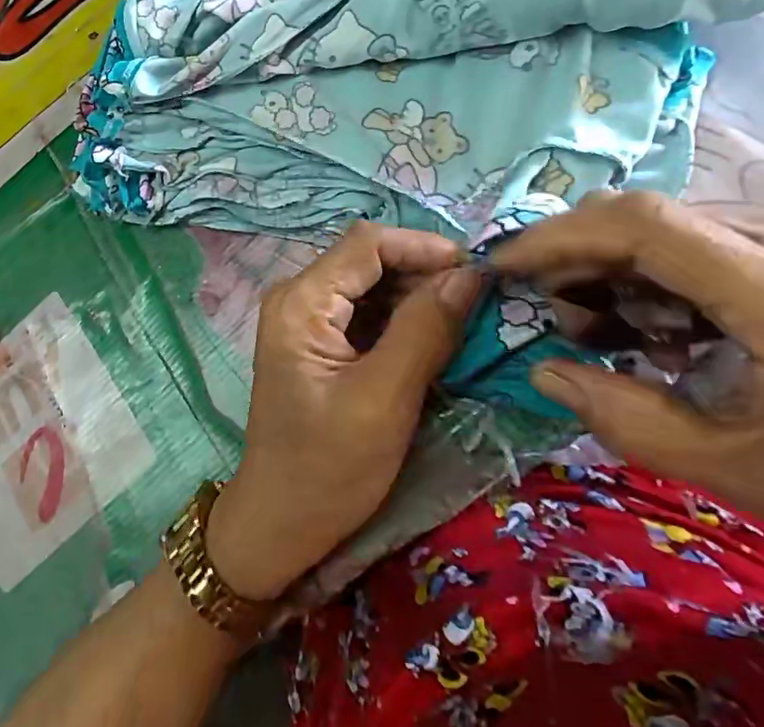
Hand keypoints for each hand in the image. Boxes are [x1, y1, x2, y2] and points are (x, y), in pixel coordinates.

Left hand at [207, 222, 483, 599]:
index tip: (480, 274)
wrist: (281, 520)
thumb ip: (425, 329)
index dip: (424, 248)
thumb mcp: (385, 398)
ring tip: (467, 324)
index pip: (367, 243)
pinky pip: (364, 315)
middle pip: (368, 261)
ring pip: (370, 287)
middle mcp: (296, 298)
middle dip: (424, 274)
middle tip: (481, 305)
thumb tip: (470, 274)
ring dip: (417, 298)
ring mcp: (303, 321)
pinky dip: (401, 322)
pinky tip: (435, 341)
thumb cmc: (328, 466)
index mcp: (300, 302)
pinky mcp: (316, 345)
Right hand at [492, 191, 763, 562]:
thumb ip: (624, 418)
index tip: (505, 267)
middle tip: (546, 309)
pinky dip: (647, 272)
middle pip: (646, 214)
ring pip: (665, 222)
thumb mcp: (731, 471)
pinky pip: (697, 240)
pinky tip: (649, 323)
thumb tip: (543, 370)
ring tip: (594, 325)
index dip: (560, 236)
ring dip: (608, 263)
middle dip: (573, 252)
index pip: (645, 225)